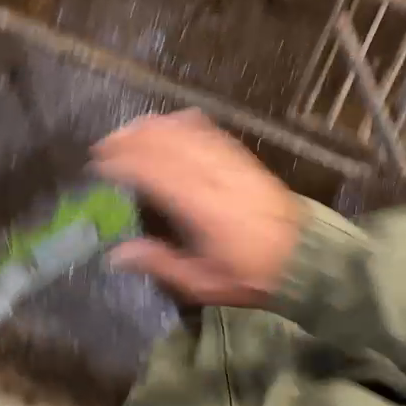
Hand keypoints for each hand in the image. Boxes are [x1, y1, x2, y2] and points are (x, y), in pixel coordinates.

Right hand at [90, 110, 303, 305]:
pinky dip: (181, 123)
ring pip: (185, 132)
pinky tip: (166, 123)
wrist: (306, 257)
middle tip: (104, 144)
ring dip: (152, 127)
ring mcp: (229, 163)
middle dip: (131, 139)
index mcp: (201, 207)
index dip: (123, 163)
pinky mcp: (241, 158)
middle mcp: (213, 177)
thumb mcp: (203, 283)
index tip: (99, 164)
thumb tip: (118, 254)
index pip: (154, 172)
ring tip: (127, 130)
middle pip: (165, 144)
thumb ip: (160, 263)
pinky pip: (208, 130)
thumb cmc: (251, 274)